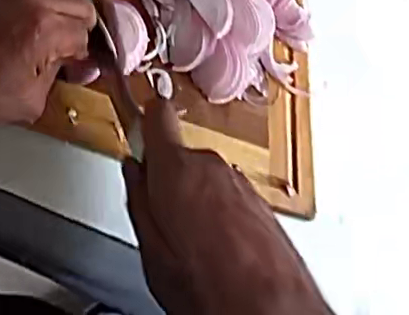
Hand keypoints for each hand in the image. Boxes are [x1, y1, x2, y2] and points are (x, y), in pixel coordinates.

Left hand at [0, 0, 94, 128]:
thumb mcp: (30, 99)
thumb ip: (63, 76)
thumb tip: (84, 65)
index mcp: (43, 28)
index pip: (84, 34)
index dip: (81, 55)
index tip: (74, 64)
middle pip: (81, 1)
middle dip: (80, 27)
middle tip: (68, 47)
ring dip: (66, 5)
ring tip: (55, 29)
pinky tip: (35, 16)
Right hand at [123, 102, 331, 314]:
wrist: (276, 314)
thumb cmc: (214, 291)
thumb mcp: (152, 253)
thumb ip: (137, 201)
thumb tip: (132, 174)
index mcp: (175, 168)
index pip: (157, 114)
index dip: (146, 119)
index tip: (138, 131)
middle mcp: (210, 165)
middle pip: (179, 154)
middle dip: (170, 179)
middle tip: (165, 218)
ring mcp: (239, 181)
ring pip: (206, 177)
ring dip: (199, 199)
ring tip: (197, 245)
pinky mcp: (262, 201)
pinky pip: (229, 195)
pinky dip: (224, 214)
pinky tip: (222, 252)